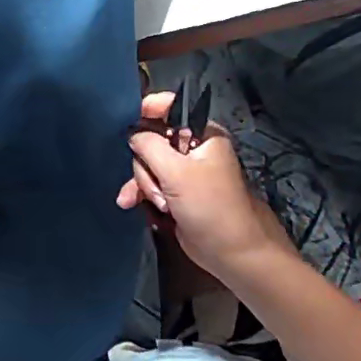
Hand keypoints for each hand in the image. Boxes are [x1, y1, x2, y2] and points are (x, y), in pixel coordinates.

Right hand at [117, 91, 297, 283]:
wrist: (232, 253)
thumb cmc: (210, 206)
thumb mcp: (177, 172)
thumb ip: (149, 145)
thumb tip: (132, 133)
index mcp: (202, 134)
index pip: (171, 107)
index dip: (148, 110)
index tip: (129, 123)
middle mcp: (191, 148)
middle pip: (151, 139)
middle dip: (146, 165)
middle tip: (157, 186)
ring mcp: (182, 171)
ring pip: (147, 163)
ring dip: (144, 183)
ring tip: (158, 205)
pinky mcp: (174, 192)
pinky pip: (149, 182)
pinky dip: (142, 192)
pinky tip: (130, 203)